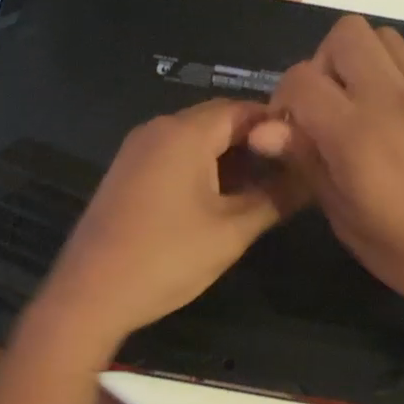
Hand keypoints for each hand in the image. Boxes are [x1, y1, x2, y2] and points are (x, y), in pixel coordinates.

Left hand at [35, 100, 300, 347]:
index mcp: (185, 132)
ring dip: (230, 160)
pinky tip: (221, 204)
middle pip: (218, 121)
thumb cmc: (166, 259)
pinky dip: (202, 172)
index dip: (280, 127)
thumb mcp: (231, 232)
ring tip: (263, 193)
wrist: (91, 294)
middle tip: (290, 176)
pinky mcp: (126, 175)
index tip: (307, 154)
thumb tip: (312, 179)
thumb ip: (275, 199)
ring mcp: (136, 151)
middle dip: (256, 144)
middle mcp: (158, 129)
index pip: (244, 109)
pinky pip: (173, 159)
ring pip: (195, 141)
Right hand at [253, 15, 403, 331]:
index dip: (283, 102)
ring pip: (383, 38)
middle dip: (322, 65)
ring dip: (360, 63)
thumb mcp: (347, 221)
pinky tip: (398, 127)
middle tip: (325, 112)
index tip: (289, 135)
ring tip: (360, 110)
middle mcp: (392, 99)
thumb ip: (309, 164)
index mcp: (357, 136)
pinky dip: (392, 80)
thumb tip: (264, 131)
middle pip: (344, 34)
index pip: (301, 79)